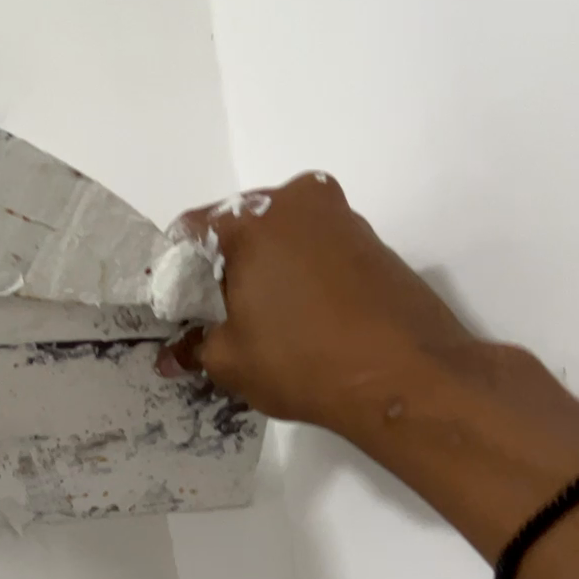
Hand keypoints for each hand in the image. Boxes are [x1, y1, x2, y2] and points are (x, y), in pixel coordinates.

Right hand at [160, 173, 478, 433]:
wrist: (407, 376)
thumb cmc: (301, 360)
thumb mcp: (229, 361)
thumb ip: (193, 349)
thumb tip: (170, 357)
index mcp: (253, 220)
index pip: (190, 230)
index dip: (174, 269)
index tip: (175, 303)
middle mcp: (297, 202)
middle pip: (238, 227)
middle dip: (220, 265)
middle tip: (211, 312)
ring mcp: (341, 218)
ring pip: (280, 236)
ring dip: (261, 268)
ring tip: (255, 318)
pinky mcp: (371, 242)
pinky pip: (314, 249)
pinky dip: (297, 274)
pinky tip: (296, 317)